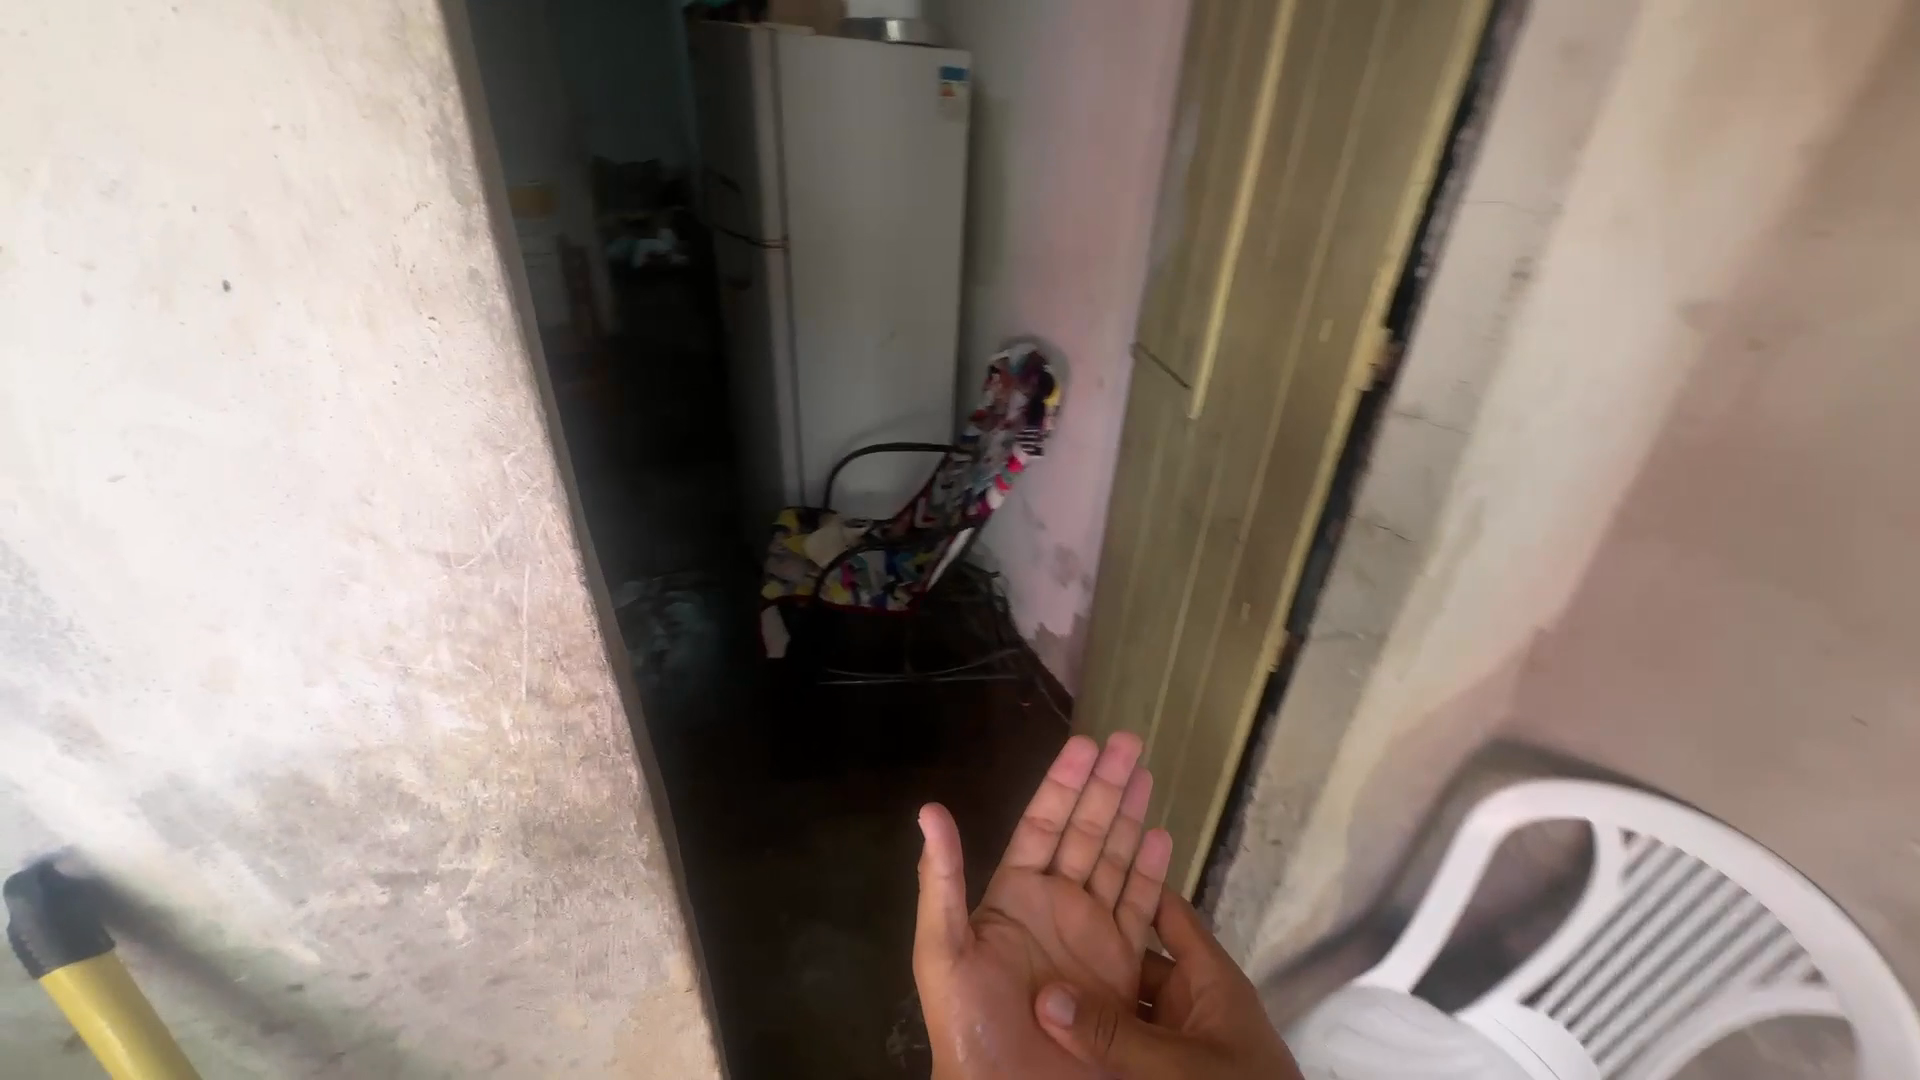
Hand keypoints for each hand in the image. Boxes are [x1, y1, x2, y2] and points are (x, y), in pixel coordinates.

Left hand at [914, 733, 1172, 1078]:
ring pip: (1117, 860)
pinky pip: (1140, 911)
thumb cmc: (969, 1025)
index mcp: (1014, 893)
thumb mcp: (944, 952)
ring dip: (1131, 816)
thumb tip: (929, 809)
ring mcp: (1092, 934)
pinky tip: (1162, 838)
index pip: (1044, 822)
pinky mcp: (1122, 970)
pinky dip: (1153, 874)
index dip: (1065, 782)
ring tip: (1145, 774)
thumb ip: (941, 881)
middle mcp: (1056, 903)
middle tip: (1128, 740)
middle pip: (1087, 831)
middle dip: (1107, 785)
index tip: (1086, 744)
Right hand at [1034, 890, 1303, 1079]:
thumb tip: (1045, 994)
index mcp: (1209, 977)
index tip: (1077, 864)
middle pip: (1134, 958)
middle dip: (1090, 945)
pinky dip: (1094, 1037)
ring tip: (1035, 972)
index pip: (1167, 912)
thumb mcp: (1178, 1064)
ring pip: (1125, 1004)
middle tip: (1035, 926)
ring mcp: (1178, 1039)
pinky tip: (1053, 1029)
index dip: (1130, 883)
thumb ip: (1114, 1034)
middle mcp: (1191, 1000)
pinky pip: (1124, 1045)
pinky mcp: (1164, 1071)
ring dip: (1088, 996)